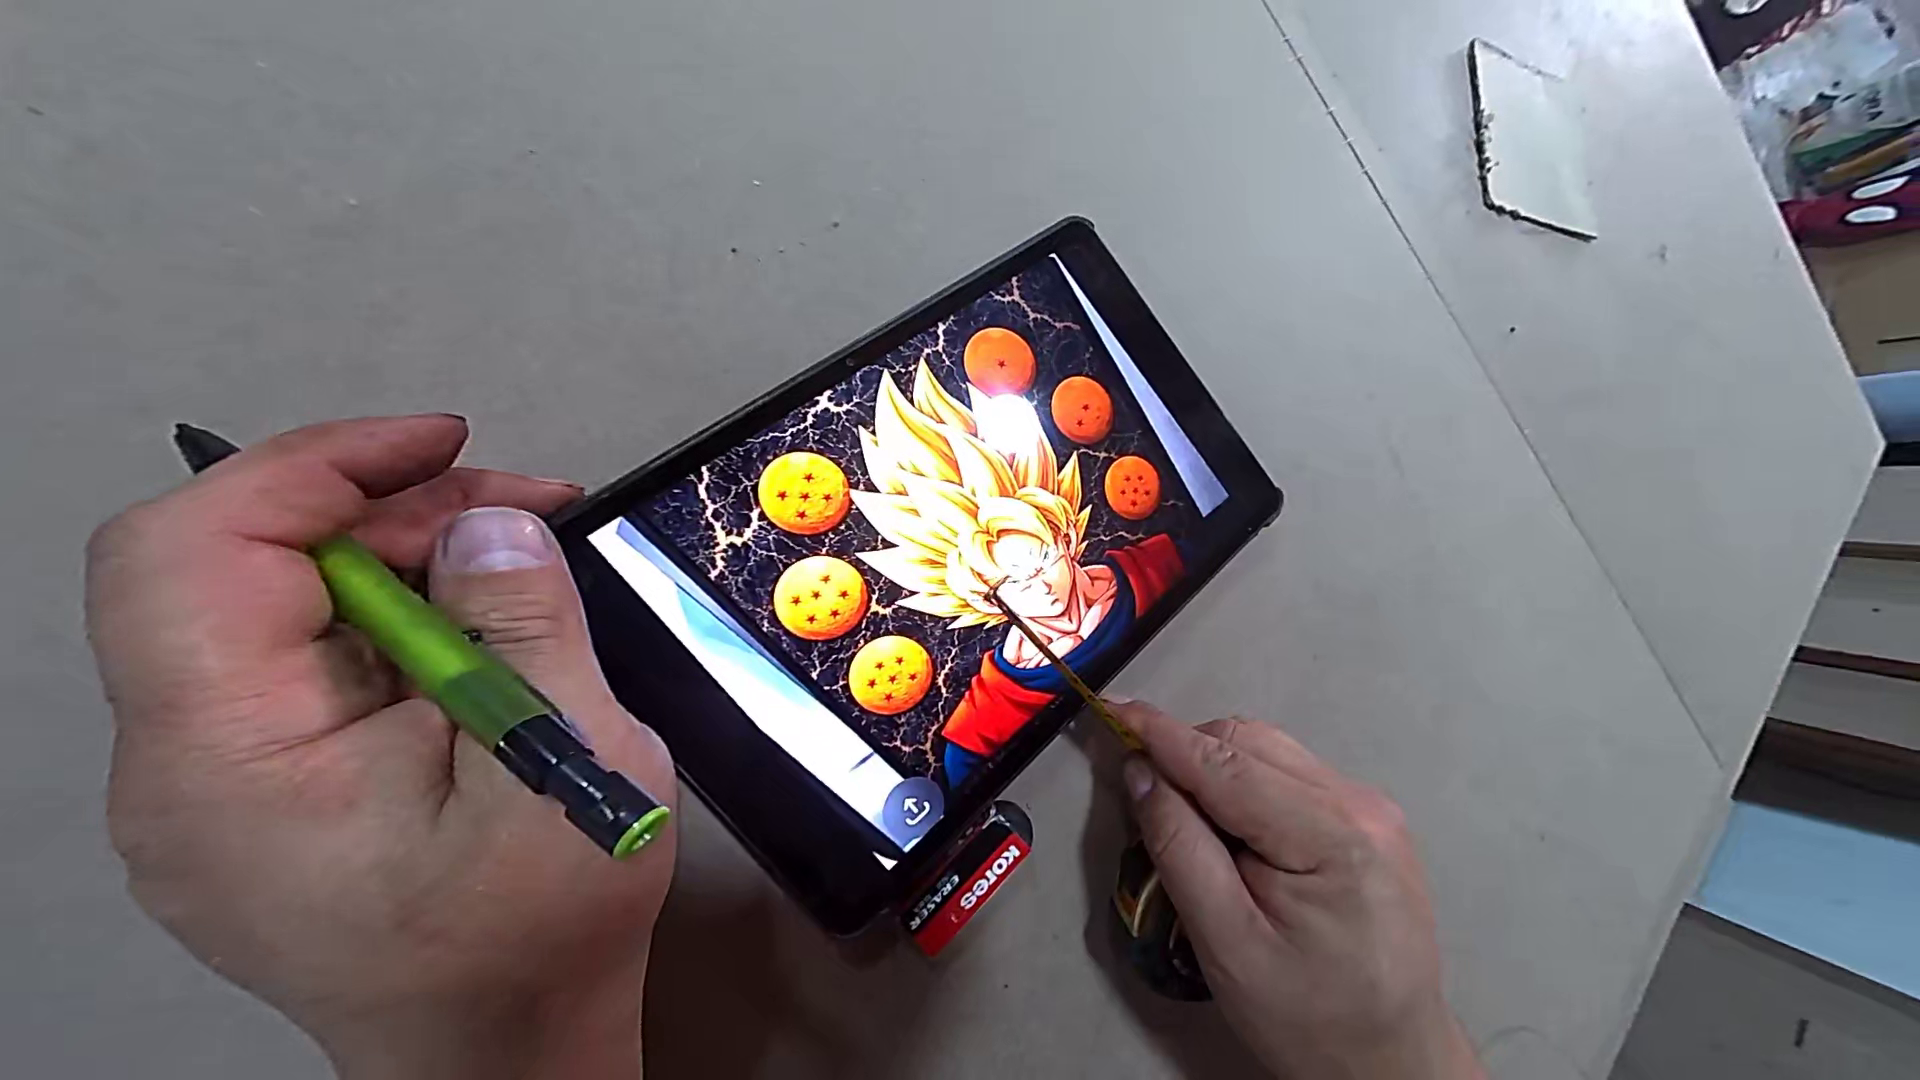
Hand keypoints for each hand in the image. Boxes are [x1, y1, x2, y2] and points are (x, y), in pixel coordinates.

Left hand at [85, 416, 675, 1079]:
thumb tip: (494, 525)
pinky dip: (428, 611)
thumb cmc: (543, 915)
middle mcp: (204, 759)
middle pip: (262, 568)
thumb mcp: (564, 759)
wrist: (515, 1040)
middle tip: (536, 505)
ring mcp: (249, 773)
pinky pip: (345, 656)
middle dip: (406, 509)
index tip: (450, 441)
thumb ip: (529, 632)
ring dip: (425, 557)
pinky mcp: (304, 778)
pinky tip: (505, 619)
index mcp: (236, 759)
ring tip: (535, 550)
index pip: (201, 553)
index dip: (321, 466)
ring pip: (310, 608)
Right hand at [1110, 701, 1482, 1079]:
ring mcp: (1367, 804)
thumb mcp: (1224, 941)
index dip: (1159, 731)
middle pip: (1244, 742)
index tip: (1109, 708)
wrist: (1392, 1063)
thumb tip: (1139, 771)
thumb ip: (1177, 846)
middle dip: (1183, 750)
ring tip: (1185, 811)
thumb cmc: (1305, 1017)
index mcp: (1332, 837)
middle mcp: (1358, 803)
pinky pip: (1281, 766)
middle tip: (1143, 788)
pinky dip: (1237, 776)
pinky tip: (1229, 822)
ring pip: (1262, 746)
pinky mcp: (1362, 813)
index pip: (1223, 762)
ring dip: (1208, 761)